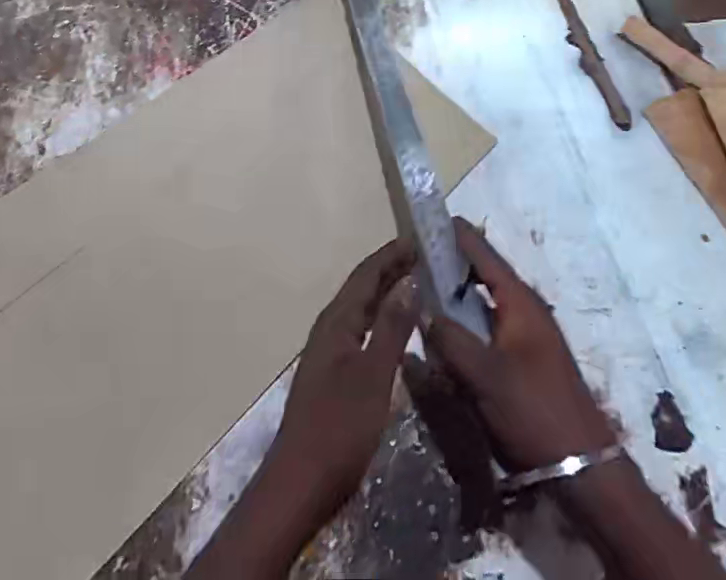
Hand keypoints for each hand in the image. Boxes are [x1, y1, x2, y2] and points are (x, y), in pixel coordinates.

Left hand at [259, 238, 420, 521]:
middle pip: (362, 287)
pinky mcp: (336, 373)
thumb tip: (409, 281)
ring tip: (417, 280)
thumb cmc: (339, 427)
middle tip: (425, 254)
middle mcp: (330, 329)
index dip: (391, 255)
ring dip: (387, 291)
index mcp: (336, 322)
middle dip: (391, 268)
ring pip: (362, 308)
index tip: (419, 239)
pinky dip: (383, 317)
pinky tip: (398, 326)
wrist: (300, 484)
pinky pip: (362, 329)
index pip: (366, 275)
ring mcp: (330, 352)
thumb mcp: (373, 375)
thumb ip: (391, 327)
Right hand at [422, 218, 616, 471]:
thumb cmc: (534, 410)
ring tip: (424, 282)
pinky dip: (466, 320)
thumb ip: (451, 340)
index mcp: (520, 303)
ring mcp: (525, 336)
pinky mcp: (522, 360)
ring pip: (485, 303)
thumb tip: (423, 309)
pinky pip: (487, 327)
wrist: (578, 463)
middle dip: (455, 263)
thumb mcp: (485, 375)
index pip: (486, 257)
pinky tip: (445, 329)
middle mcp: (524, 311)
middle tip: (419, 253)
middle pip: (485, 276)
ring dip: (458, 292)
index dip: (460, 237)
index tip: (434, 218)